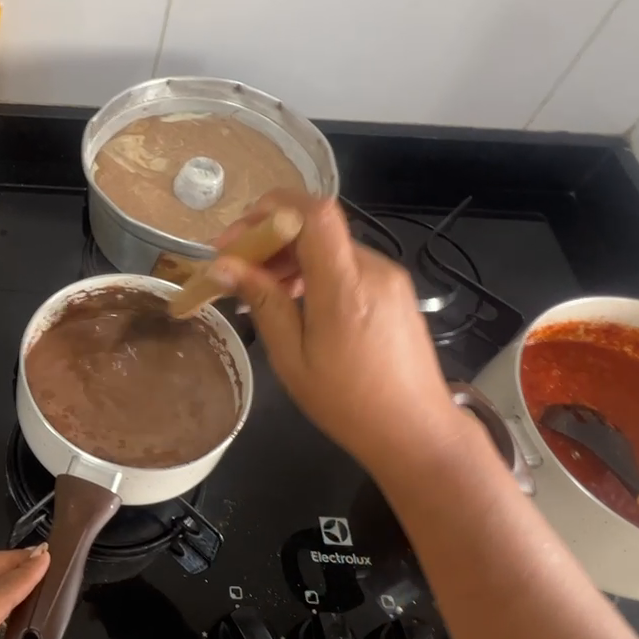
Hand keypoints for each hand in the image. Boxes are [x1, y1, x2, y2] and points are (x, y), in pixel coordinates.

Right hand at [210, 190, 471, 475]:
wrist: (415, 430)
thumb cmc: (347, 403)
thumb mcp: (292, 358)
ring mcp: (388, 277)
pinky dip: (312, 270)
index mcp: (345, 287)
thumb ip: (263, 303)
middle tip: (232, 266)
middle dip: (269, 236)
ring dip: (289, 255)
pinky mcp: (394, 289)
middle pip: (317, 226)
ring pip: (329, 245)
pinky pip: (345, 263)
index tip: (235, 235)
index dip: (272, 208)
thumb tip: (223, 266)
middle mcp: (372, 269)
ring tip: (256, 288)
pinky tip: (292, 300)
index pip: (315, 214)